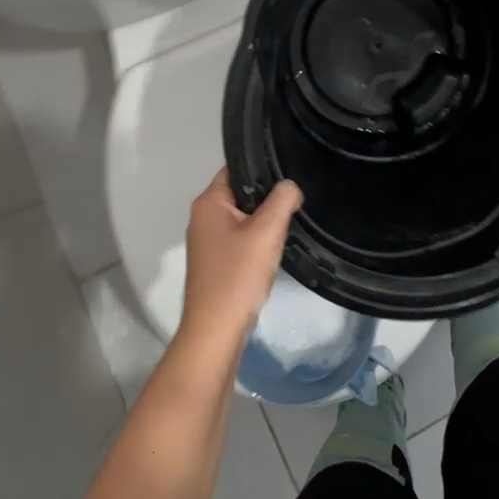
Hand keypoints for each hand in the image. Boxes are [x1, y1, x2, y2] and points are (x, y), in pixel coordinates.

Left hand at [179, 169, 302, 347]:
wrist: (216, 332)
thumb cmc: (238, 276)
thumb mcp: (267, 231)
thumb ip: (282, 199)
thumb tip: (290, 186)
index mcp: (209, 202)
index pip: (237, 168)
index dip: (264, 166)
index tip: (291, 171)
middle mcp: (203, 217)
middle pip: (241, 192)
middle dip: (268, 196)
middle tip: (296, 199)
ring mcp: (207, 241)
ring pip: (243, 217)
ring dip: (264, 221)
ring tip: (290, 222)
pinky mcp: (215, 262)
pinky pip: (240, 238)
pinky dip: (257, 240)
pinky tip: (274, 248)